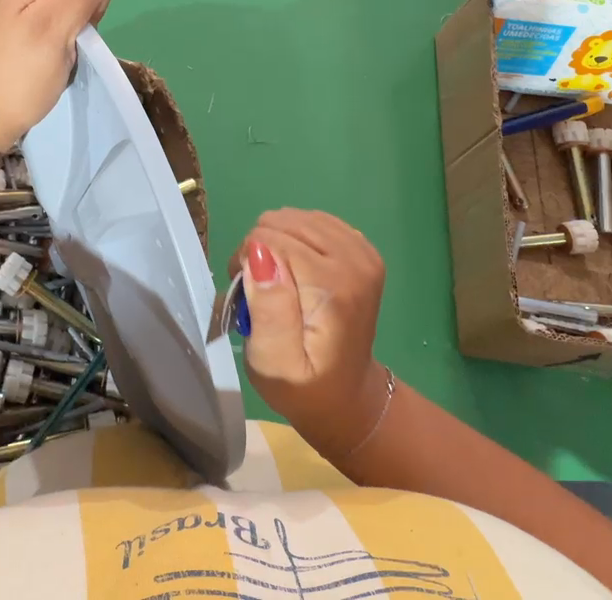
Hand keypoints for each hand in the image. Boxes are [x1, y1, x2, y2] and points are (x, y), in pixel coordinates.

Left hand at [0, 0, 134, 149]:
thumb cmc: (21, 74)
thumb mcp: (57, 28)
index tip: (84, 30)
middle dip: (85, 7)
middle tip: (71, 42)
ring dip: (73, 19)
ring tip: (59, 48)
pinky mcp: (5, 14)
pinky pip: (47, 6)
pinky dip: (57, 25)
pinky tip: (47, 47)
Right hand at [228, 209, 389, 459]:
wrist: (346, 395)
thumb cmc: (302, 384)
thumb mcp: (273, 362)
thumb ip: (268, 308)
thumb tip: (259, 253)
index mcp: (334, 287)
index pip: (271, 239)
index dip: (248, 262)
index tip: (248, 296)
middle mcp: (355, 260)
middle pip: (284, 223)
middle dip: (262, 249)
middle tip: (260, 291)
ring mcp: (363, 252)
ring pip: (297, 217)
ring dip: (278, 242)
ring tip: (276, 281)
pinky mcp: (363, 249)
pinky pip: (316, 220)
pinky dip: (297, 238)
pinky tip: (295, 266)